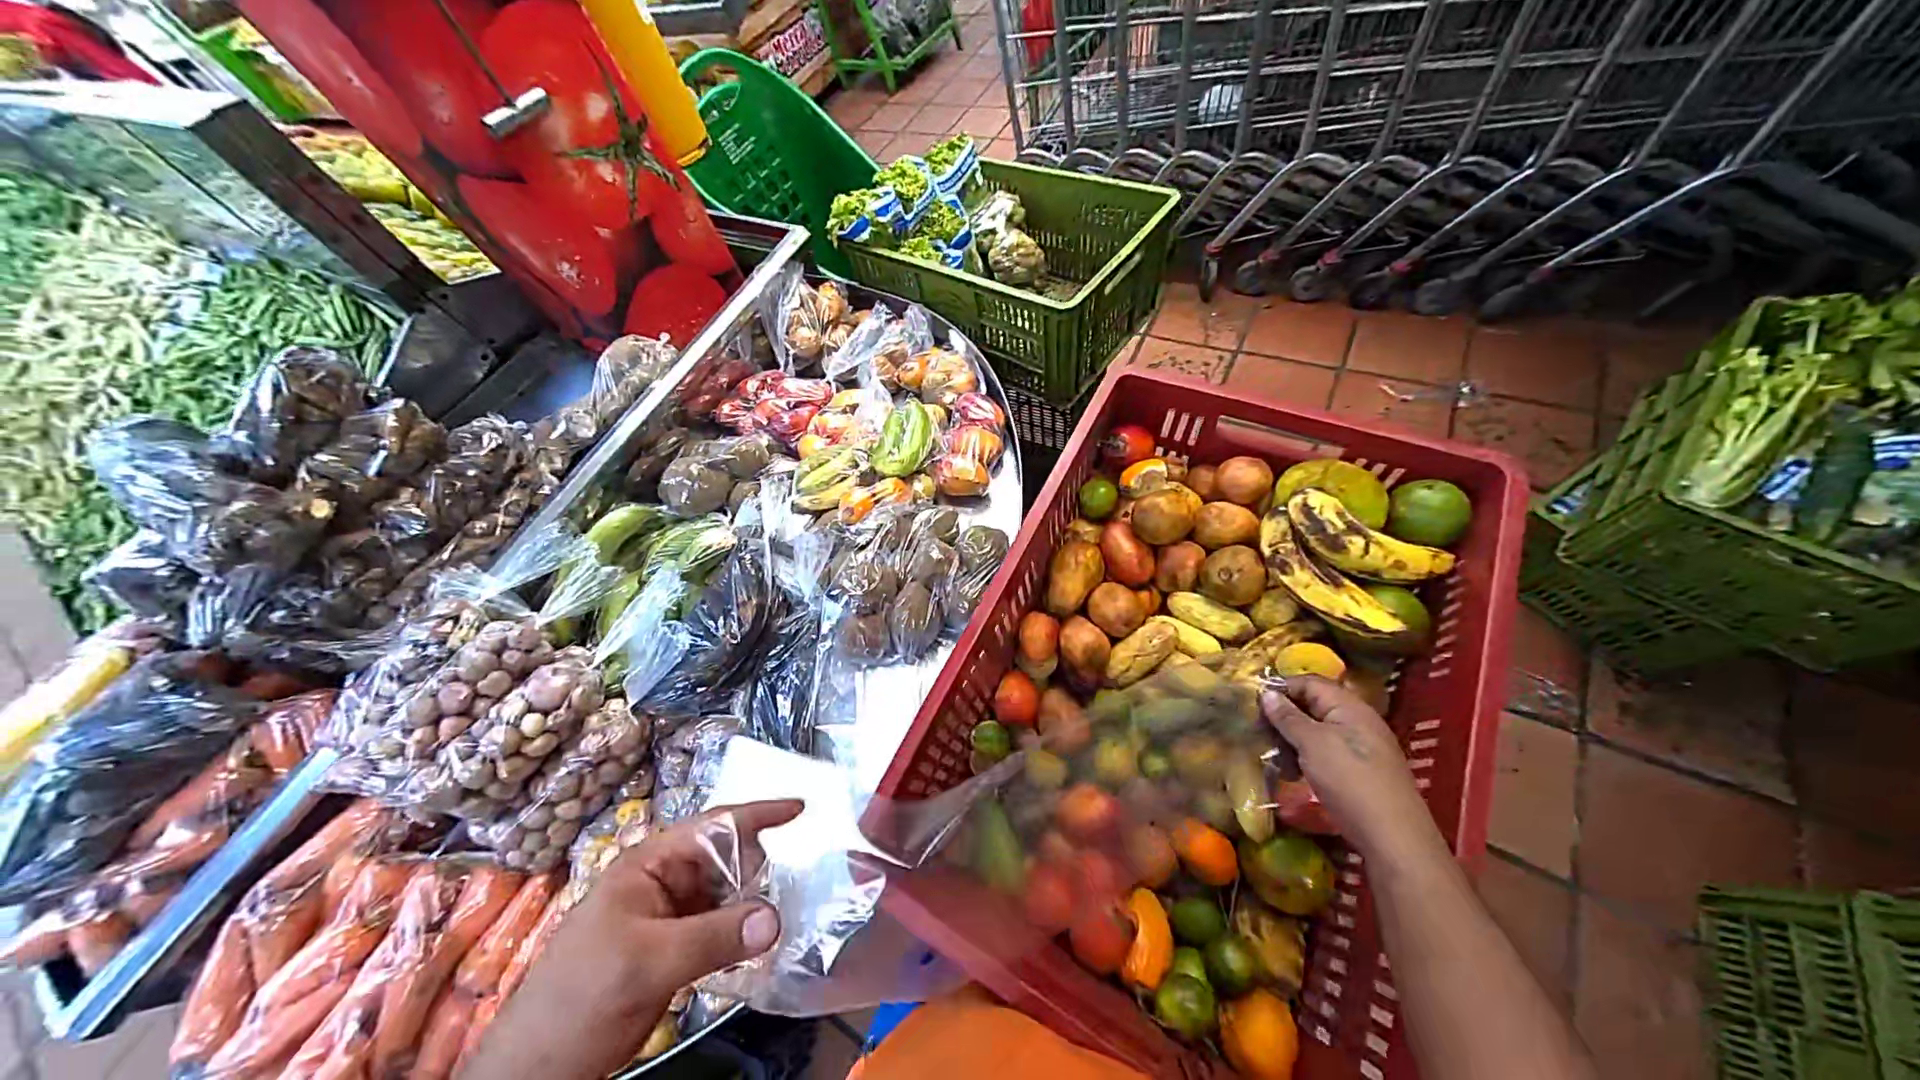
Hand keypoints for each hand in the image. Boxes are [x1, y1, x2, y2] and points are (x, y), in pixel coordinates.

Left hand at [464, 799, 802, 1079]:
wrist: (537, 1067)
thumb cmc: (581, 996)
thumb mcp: (646, 961)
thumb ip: (713, 936)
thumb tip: (776, 917)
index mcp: (651, 864)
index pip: (712, 826)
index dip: (757, 814)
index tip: (800, 808)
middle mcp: (664, 882)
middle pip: (725, 859)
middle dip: (759, 867)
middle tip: (791, 888)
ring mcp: (670, 916)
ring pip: (726, 894)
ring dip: (753, 903)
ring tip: (784, 916)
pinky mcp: (676, 949)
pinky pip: (720, 927)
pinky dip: (742, 932)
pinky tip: (761, 946)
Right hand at [1260, 677, 1438, 859]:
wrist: (1393, 836)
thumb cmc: (1349, 780)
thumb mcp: (1312, 744)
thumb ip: (1288, 717)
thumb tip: (1267, 694)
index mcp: (1349, 706)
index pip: (1309, 682)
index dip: (1281, 688)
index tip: (1253, 703)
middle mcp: (1358, 721)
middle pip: (1314, 705)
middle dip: (1285, 715)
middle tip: (1258, 728)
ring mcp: (1362, 747)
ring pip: (1319, 731)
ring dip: (1294, 739)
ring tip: (1272, 753)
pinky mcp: (1361, 770)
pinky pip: (1327, 752)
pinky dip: (1307, 756)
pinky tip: (1293, 772)